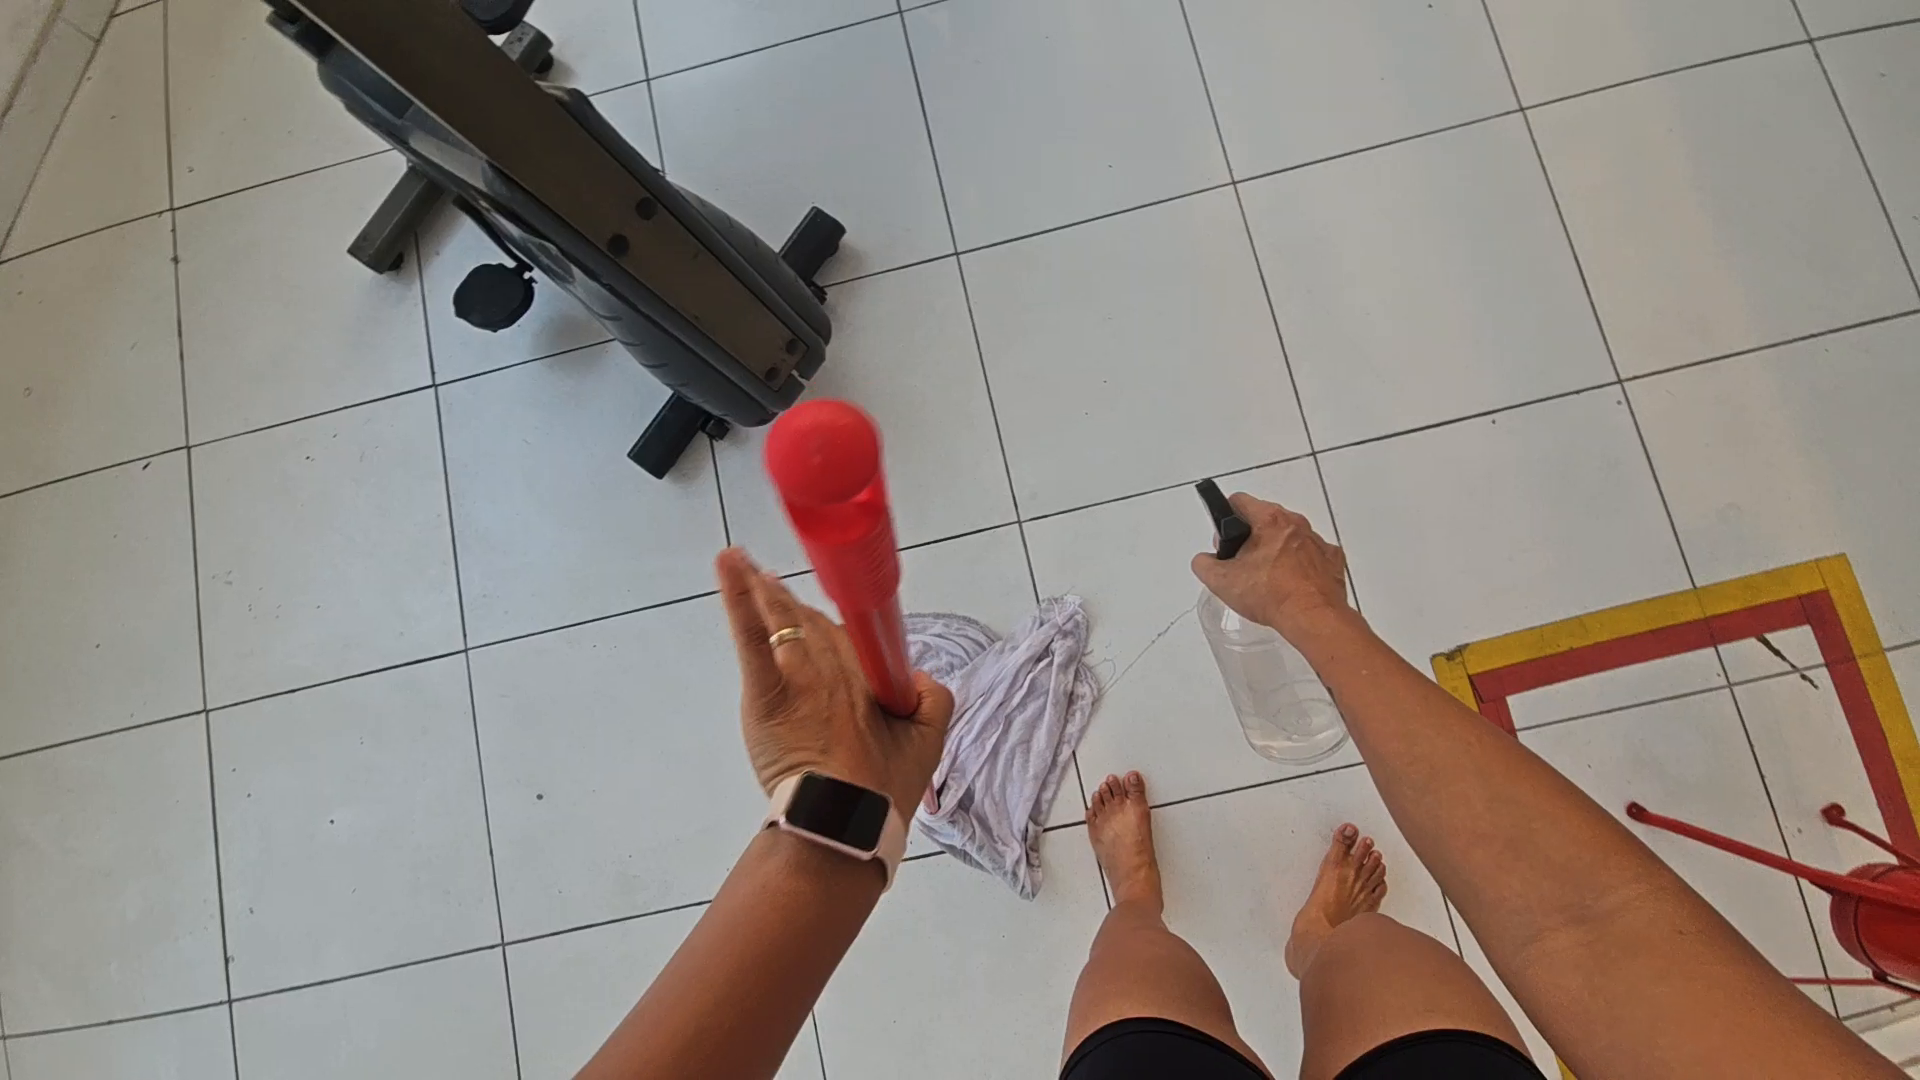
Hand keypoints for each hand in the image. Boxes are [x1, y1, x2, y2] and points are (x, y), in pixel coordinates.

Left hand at [715, 548, 953, 816]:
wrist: (843, 824)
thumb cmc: (882, 788)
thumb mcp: (928, 744)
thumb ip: (934, 698)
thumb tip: (915, 676)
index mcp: (871, 673)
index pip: (849, 633)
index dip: (834, 624)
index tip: (819, 618)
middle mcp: (837, 664)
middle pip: (813, 623)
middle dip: (792, 606)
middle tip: (770, 586)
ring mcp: (802, 674)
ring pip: (784, 619)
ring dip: (763, 589)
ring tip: (740, 561)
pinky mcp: (768, 691)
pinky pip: (753, 637)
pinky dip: (739, 599)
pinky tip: (730, 564)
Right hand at [1190, 493, 1351, 638]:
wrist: (1312, 618)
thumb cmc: (1273, 596)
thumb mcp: (1221, 581)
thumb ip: (1203, 564)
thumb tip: (1204, 561)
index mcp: (1268, 520)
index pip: (1239, 501)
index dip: (1225, 519)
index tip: (1225, 537)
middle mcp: (1295, 524)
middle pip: (1264, 518)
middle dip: (1250, 537)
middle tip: (1242, 563)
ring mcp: (1316, 540)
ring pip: (1288, 536)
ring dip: (1276, 550)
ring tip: (1266, 578)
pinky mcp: (1330, 559)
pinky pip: (1310, 554)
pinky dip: (1299, 565)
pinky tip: (1290, 583)